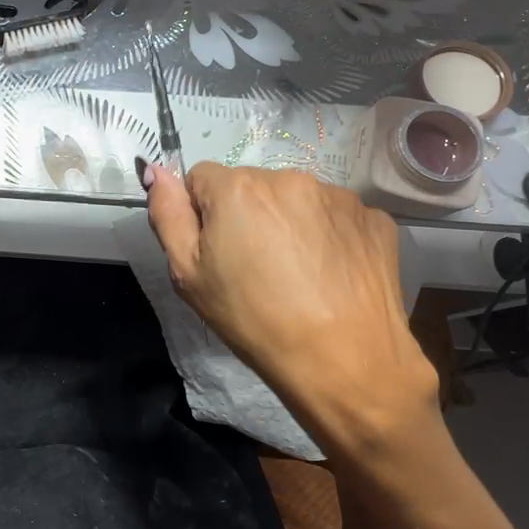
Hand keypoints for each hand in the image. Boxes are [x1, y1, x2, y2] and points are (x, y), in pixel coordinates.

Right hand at [141, 162, 438, 449]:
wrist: (343, 358)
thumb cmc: (252, 317)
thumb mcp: (188, 273)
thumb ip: (167, 214)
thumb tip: (157, 171)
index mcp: (237, 188)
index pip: (200, 178)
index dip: (199, 214)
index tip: (212, 252)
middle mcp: (289, 178)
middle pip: (249, 187)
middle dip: (244, 216)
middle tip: (250, 268)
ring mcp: (337, 196)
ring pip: (293, 201)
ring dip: (285, 224)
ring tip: (293, 274)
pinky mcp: (372, 218)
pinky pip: (333, 217)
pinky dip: (324, 237)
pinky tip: (325, 275)